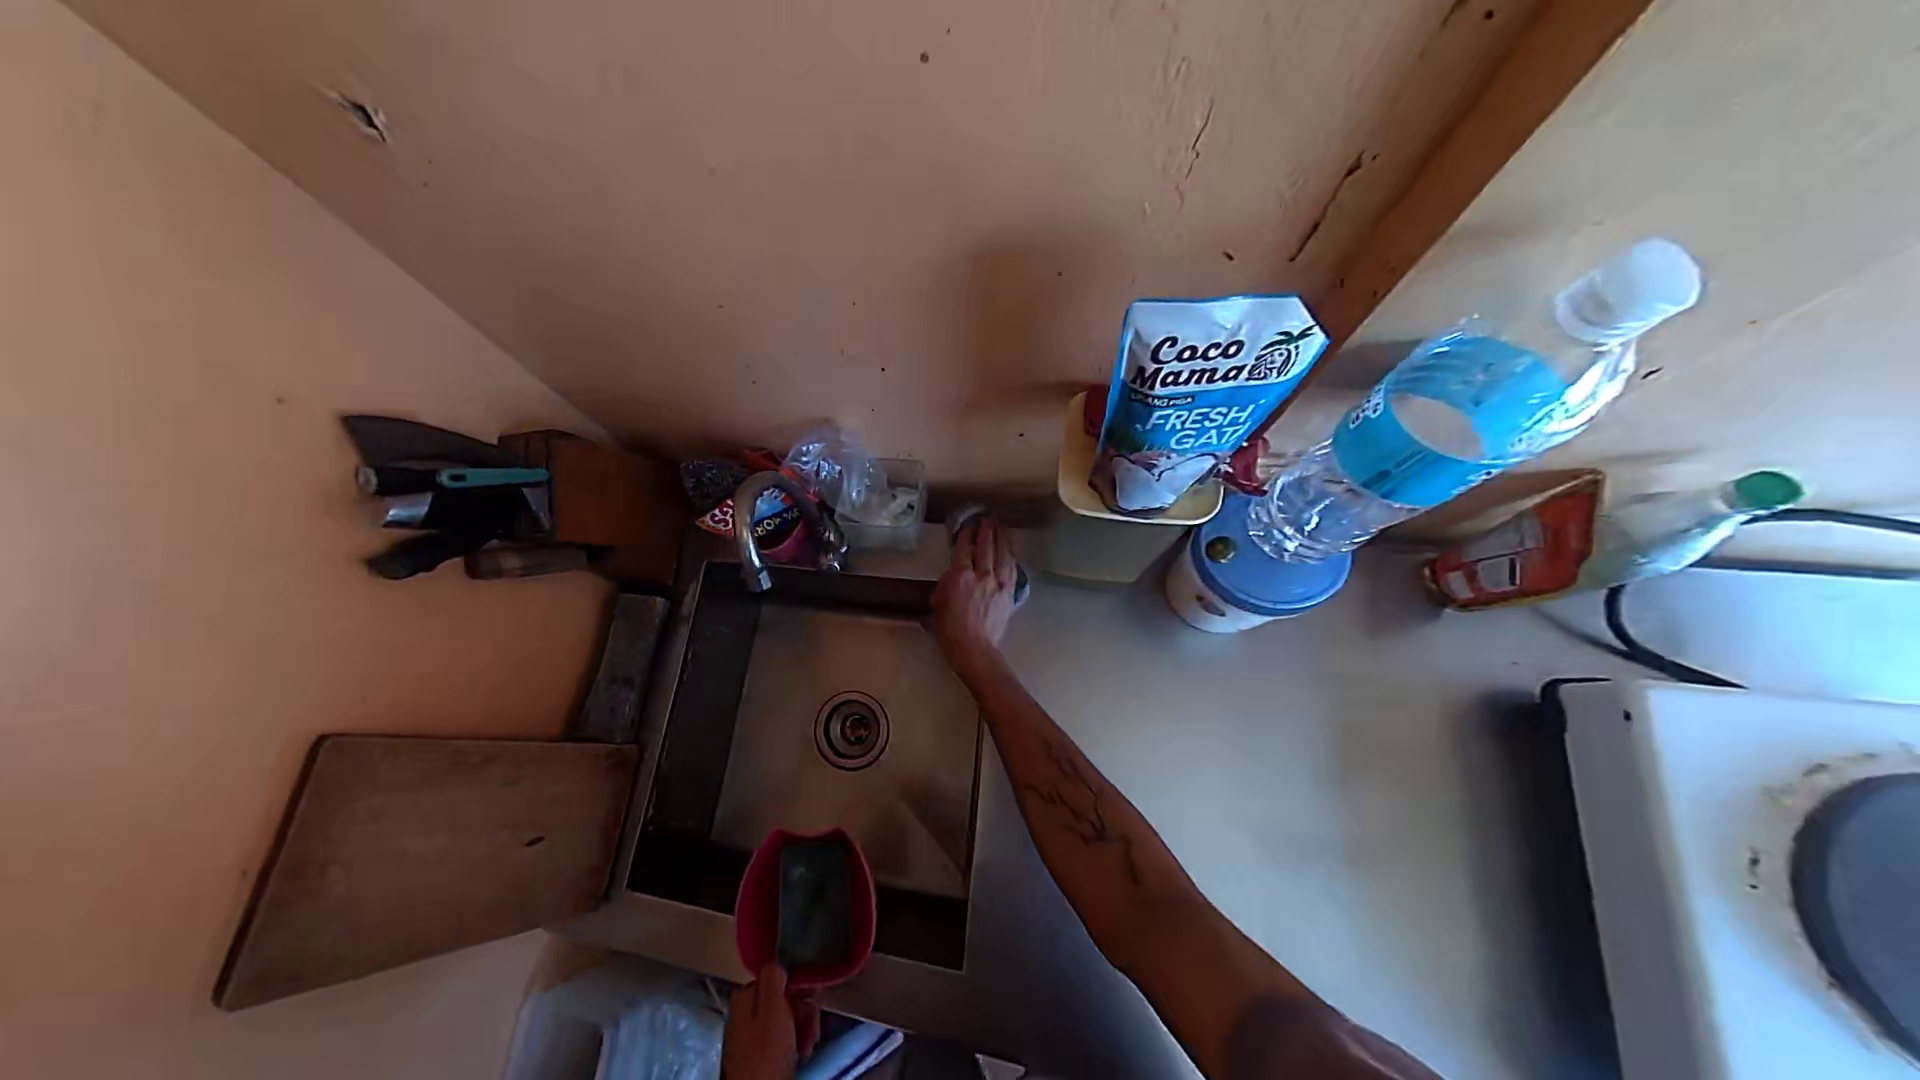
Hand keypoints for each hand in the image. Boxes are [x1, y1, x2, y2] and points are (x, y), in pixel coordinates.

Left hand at [721, 964, 817, 1079]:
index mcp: (746, 995)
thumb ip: (774, 977)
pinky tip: (802, 1051)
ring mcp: (750, 1033)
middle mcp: (745, 1010)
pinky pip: (781, 1037)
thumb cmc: (766, 1051)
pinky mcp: (758, 1053)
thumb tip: (777, 958)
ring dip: (802, 1027)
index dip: (799, 987)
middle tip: (811, 1026)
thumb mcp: (773, 1007)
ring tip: (808, 1042)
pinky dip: (794, 1041)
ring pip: (785, 1017)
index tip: (812, 1000)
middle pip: (783, 998)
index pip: (779, 977)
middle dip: (803, 1010)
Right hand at [932, 515, 1017, 662]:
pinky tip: (1010, 549)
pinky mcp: (1009, 592)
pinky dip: (1010, 555)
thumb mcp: (938, 604)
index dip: (965, 535)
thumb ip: (945, 585)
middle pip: (985, 546)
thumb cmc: (950, 630)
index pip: (962, 549)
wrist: (974, 648)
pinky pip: (1011, 568)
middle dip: (986, 530)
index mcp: (959, 576)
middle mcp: (981, 574)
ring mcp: (997, 583)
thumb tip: (952, 575)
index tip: (967, 526)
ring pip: (1001, 554)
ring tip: (1001, 526)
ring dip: (1001, 538)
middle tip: (987, 518)